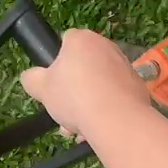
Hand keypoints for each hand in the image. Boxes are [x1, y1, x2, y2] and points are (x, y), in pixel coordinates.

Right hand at [19, 28, 155, 139]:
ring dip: (86, 103)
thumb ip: (31, 79)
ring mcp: (124, 64)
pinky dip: (105, 109)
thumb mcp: (40, 88)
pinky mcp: (136, 84)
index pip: (65, 41)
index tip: (54, 83)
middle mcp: (105, 45)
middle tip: (64, 110)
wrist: (116, 118)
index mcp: (81, 39)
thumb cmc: (74, 96)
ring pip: (97, 84)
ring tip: (78, 127)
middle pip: (83, 66)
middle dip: (72, 89)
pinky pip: (113, 95)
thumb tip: (30, 76)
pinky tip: (96, 128)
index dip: (57, 62)